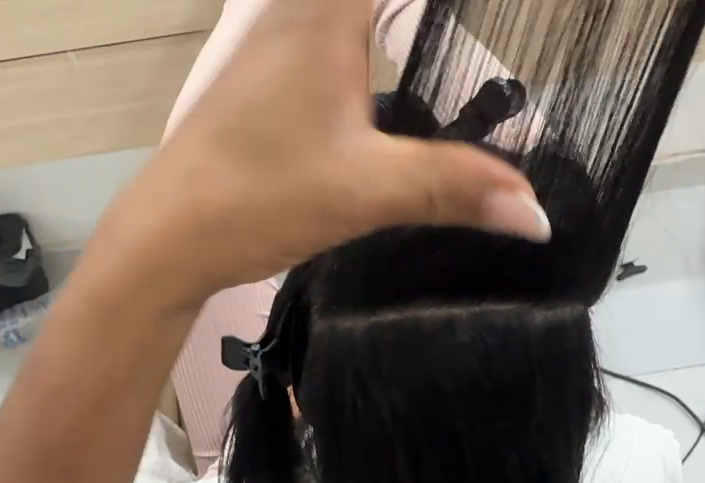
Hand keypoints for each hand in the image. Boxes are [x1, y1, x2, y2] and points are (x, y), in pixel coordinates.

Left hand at [90, 0, 546, 308]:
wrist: (168, 236)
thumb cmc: (258, 197)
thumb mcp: (367, 191)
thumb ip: (454, 189)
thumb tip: (537, 214)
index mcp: (327, 4)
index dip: (453, 17)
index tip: (513, 26)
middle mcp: (300, 4)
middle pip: (382, 0)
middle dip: (429, 23)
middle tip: (495, 41)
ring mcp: (278, 35)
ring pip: (355, 12)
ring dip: (398, 26)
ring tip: (450, 45)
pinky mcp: (268, 75)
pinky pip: (333, 28)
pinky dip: (373, 34)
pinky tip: (395, 61)